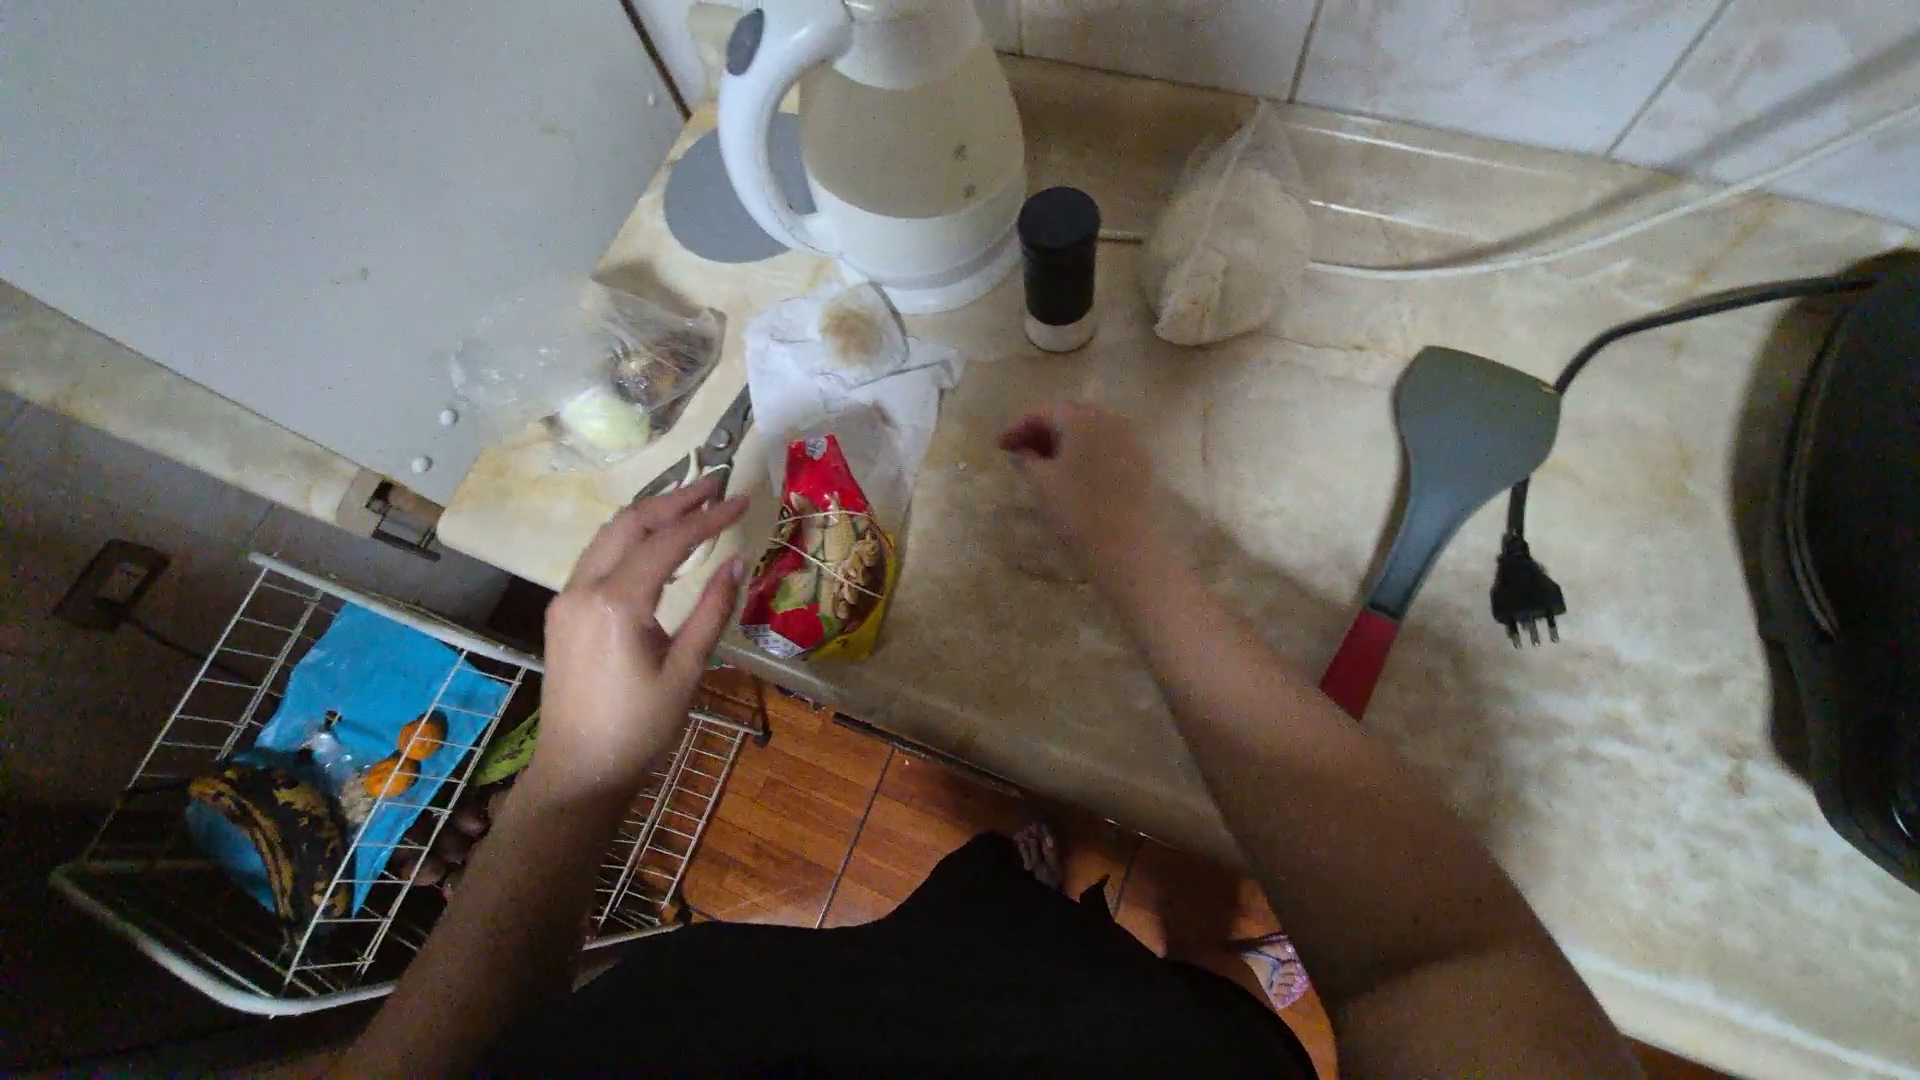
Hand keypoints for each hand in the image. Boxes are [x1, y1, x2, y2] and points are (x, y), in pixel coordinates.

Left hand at [531, 474, 748, 802]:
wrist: (579, 770)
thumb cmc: (640, 727)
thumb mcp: (687, 670)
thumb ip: (712, 610)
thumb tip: (737, 561)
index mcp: (616, 603)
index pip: (667, 542)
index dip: (707, 518)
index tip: (741, 500)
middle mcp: (583, 589)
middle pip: (629, 523)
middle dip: (674, 500)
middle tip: (716, 486)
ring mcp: (567, 599)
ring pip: (608, 536)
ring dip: (650, 515)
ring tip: (691, 503)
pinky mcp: (564, 612)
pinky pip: (599, 559)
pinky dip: (632, 540)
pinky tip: (658, 545)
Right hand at [999, 403, 1165, 571]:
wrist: (1127, 547)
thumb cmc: (1077, 511)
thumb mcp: (1042, 484)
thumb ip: (1027, 460)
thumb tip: (1021, 451)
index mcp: (1083, 419)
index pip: (1044, 411)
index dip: (1019, 426)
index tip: (1000, 446)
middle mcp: (1110, 420)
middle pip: (1070, 416)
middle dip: (1043, 431)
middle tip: (1021, 451)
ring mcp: (1130, 440)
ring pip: (1091, 431)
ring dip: (1065, 442)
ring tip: (1044, 463)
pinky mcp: (1142, 462)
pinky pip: (1107, 446)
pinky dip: (1086, 453)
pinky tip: (1073, 473)